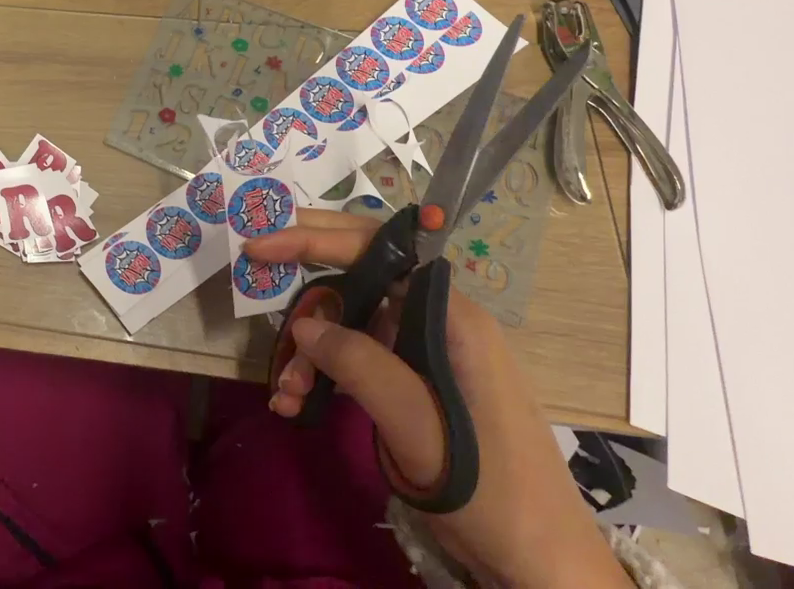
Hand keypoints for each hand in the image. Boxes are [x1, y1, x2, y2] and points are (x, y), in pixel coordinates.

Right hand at [245, 210, 627, 586]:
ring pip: (346, 322)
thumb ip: (359, 364)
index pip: (374, 247)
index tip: (260, 248)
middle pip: (354, 279)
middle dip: (304, 295)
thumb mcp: (418, 425)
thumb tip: (304, 324)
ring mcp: (422, 352)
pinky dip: (319, 374)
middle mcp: (434, 321)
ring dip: (307, 349)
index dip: (313, 237)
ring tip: (286, 391)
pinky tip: (297, 403)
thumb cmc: (489, 488)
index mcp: (449, 315)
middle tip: (256, 296)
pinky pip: (352, 358)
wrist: (537, 562)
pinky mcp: (410, 383)